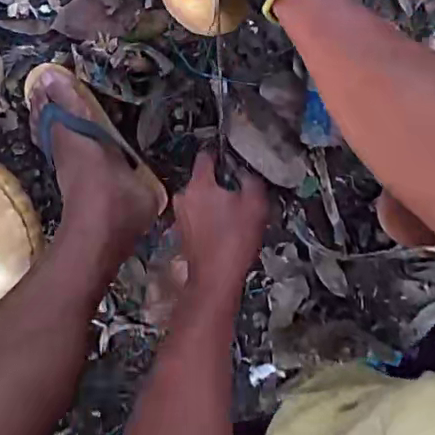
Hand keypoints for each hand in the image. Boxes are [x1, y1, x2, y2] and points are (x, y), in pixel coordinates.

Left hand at [171, 149, 270, 304]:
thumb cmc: (234, 239)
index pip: (206, 156)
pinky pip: (197, 217)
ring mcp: (180, 216)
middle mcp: (183, 196)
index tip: (231, 157)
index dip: (220, 154)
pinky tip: (224, 229)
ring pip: (200, 199)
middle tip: (239, 191)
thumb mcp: (255, 205)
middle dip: (220, 183)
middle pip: (203, 179)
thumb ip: (252, 182)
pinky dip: (209, 218)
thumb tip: (248, 176)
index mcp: (198, 184)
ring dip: (214, 202)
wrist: (215, 280)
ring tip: (234, 213)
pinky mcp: (182, 234)